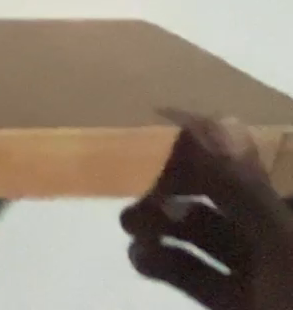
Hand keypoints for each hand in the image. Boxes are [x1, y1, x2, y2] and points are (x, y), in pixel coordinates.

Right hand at [122, 112, 292, 309]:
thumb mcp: (288, 251)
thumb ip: (248, 188)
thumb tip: (212, 117)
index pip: (266, 165)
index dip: (216, 148)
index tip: (162, 136)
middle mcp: (292, 241)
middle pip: (231, 199)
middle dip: (177, 191)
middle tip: (138, 190)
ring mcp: (278, 280)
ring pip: (211, 236)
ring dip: (162, 227)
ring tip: (131, 230)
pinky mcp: (250, 307)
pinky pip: (202, 276)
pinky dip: (166, 262)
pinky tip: (141, 260)